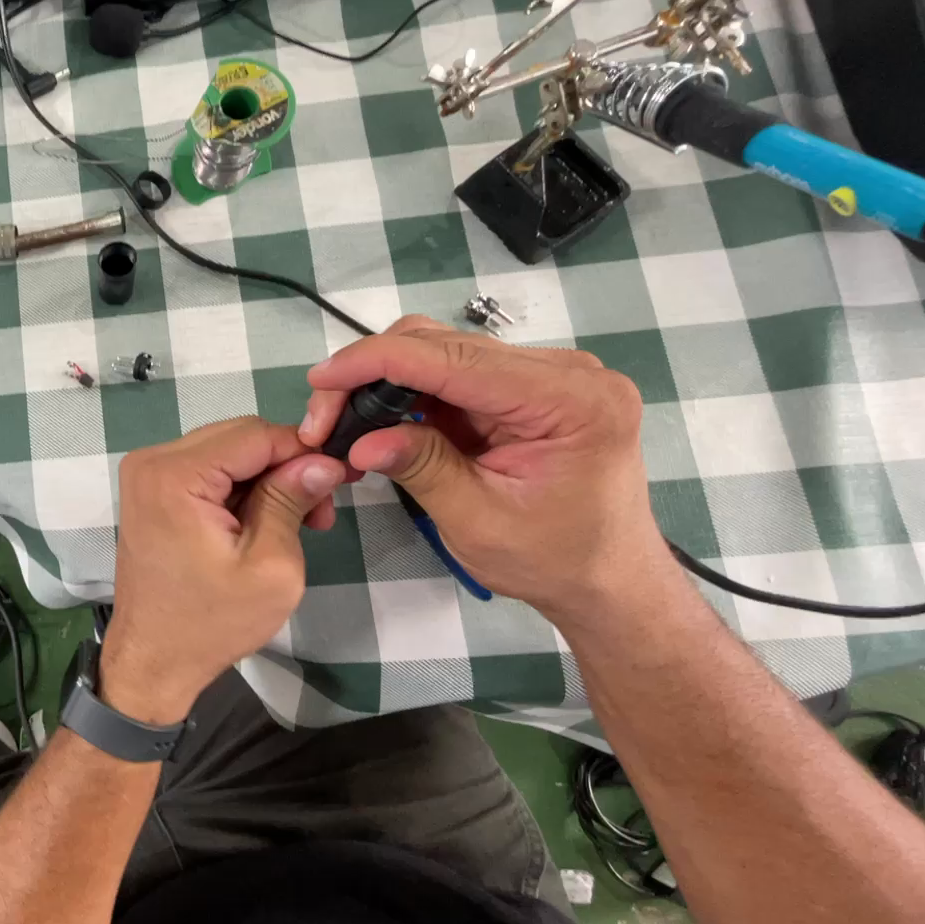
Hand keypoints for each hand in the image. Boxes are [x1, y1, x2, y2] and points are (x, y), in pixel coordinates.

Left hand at [101, 417, 345, 725]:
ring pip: (225, 451)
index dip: (304, 451)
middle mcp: (152, 462)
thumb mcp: (270, 566)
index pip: (255, 434)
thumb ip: (291, 501)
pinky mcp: (151, 492)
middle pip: (238, 437)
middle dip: (286, 465)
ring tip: (300, 521)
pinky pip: (206, 470)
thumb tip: (323, 460)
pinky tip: (264, 520)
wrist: (153, 658)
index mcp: (174, 475)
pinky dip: (240, 488)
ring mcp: (147, 475)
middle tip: (321, 509)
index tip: (340, 480)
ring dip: (266, 477)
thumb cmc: (211, 622)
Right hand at [299, 316, 669, 621]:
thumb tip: (360, 441)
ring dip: (381, 381)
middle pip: (441, 344)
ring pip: (438, 352)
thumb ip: (423, 469)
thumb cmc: (553, 560)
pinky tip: (377, 421)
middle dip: (370, 373)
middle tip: (323, 423)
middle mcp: (562, 372)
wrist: (607, 580)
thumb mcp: (478, 521)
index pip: (453, 359)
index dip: (376, 361)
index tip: (318, 380)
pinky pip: (448, 374)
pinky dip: (403, 393)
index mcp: (568, 400)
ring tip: (342, 423)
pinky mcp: (521, 389)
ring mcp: (543, 377)